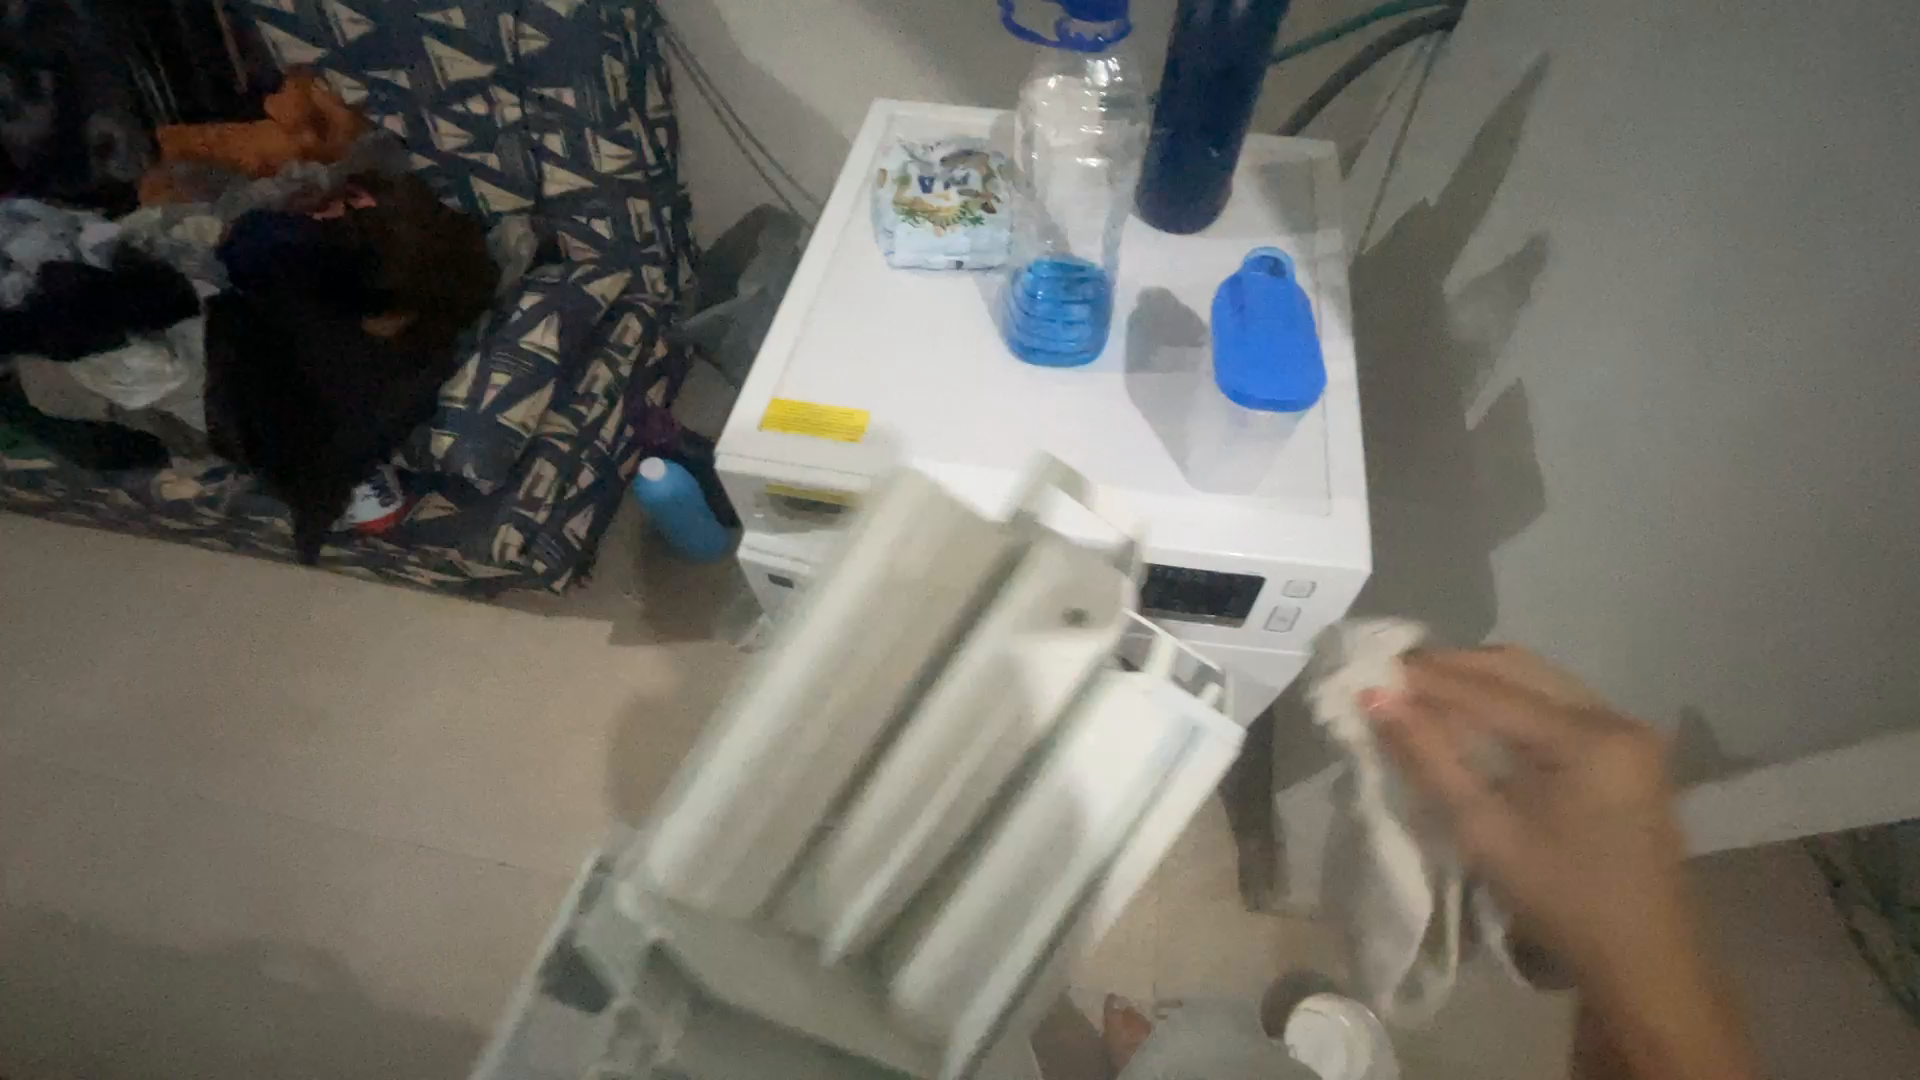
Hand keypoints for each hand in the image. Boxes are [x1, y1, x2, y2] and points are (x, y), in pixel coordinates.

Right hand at [1365, 647, 1755, 1079]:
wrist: (1643, 962)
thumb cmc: (1560, 898)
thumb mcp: (1481, 828)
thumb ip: (1426, 755)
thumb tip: (1373, 698)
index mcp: (1590, 740)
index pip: (1489, 690)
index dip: (1423, 677)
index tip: (1367, 672)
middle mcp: (1614, 719)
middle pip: (1514, 667)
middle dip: (1447, 668)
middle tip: (1389, 679)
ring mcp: (1623, 732)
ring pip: (1530, 678)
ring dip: (1470, 680)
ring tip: (1415, 694)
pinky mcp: (1620, 749)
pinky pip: (1547, 701)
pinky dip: (1498, 699)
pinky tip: (1462, 716)